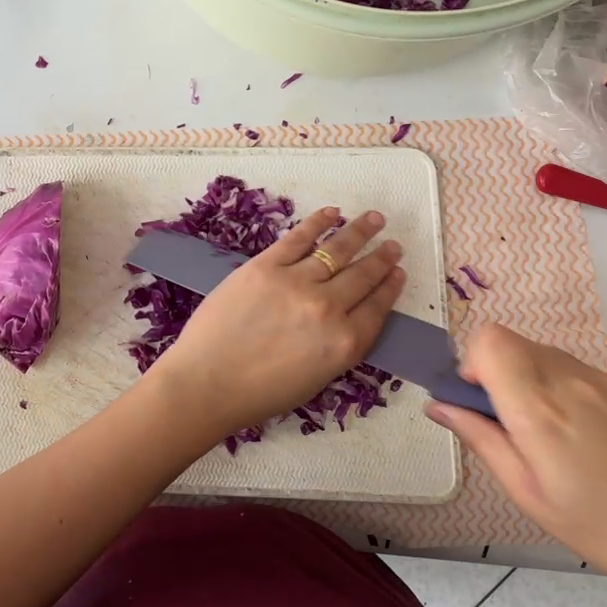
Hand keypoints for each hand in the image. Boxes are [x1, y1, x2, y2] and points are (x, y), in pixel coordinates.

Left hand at [142, 208, 406, 439]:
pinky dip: (318, 223)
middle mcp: (328, 308)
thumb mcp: (316, 379)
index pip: (377, 308)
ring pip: (337, 250)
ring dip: (359, 232)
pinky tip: (332, 214)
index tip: (398, 272)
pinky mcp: (265, 266)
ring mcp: (296, 282)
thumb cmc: (259, 393)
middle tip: (393, 245)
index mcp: (345, 343)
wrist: (207, 382)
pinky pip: (298, 238)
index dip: (390, 287)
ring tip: (375, 219)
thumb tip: (345, 319)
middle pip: (362, 276)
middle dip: (381, 258)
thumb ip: (337, 346)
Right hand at [426, 324, 606, 596]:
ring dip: (543, 386)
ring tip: (569, 445)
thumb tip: (439, 404)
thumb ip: (480, 439)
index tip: (482, 400)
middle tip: (519, 429)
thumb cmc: (604, 528)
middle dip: (504, 375)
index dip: (475, 361)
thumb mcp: (527, 493)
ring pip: (555, 361)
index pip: (489, 339)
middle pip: (518, 345)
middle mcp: (573, 380)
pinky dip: (583, 398)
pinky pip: (594, 379)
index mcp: (538, 406)